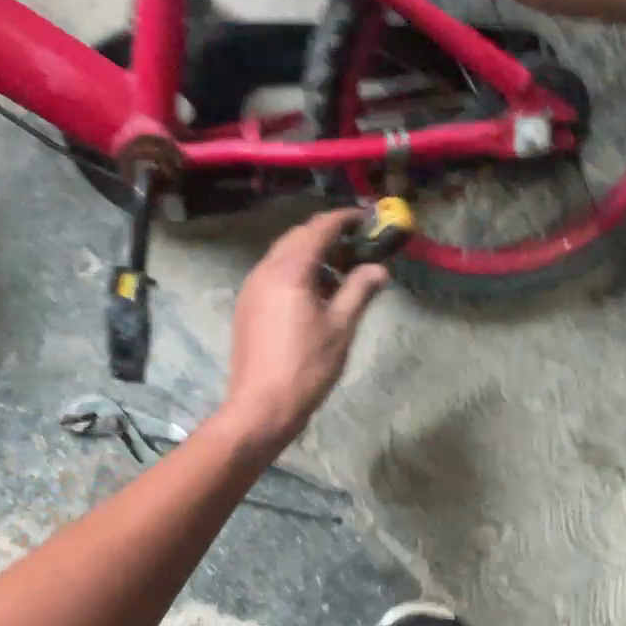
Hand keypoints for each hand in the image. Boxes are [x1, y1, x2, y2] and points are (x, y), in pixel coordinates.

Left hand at [216, 210, 388, 452]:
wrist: (261, 407)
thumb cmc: (306, 368)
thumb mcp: (340, 328)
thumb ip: (359, 291)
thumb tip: (378, 269)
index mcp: (289, 270)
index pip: (319, 228)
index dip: (345, 219)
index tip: (368, 218)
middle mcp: (264, 271)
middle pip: (297, 237)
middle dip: (327, 234)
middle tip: (357, 245)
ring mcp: (251, 289)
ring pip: (283, 256)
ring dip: (311, 254)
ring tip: (340, 272)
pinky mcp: (247, 307)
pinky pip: (273, 275)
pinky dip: (296, 272)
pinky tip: (315, 294)